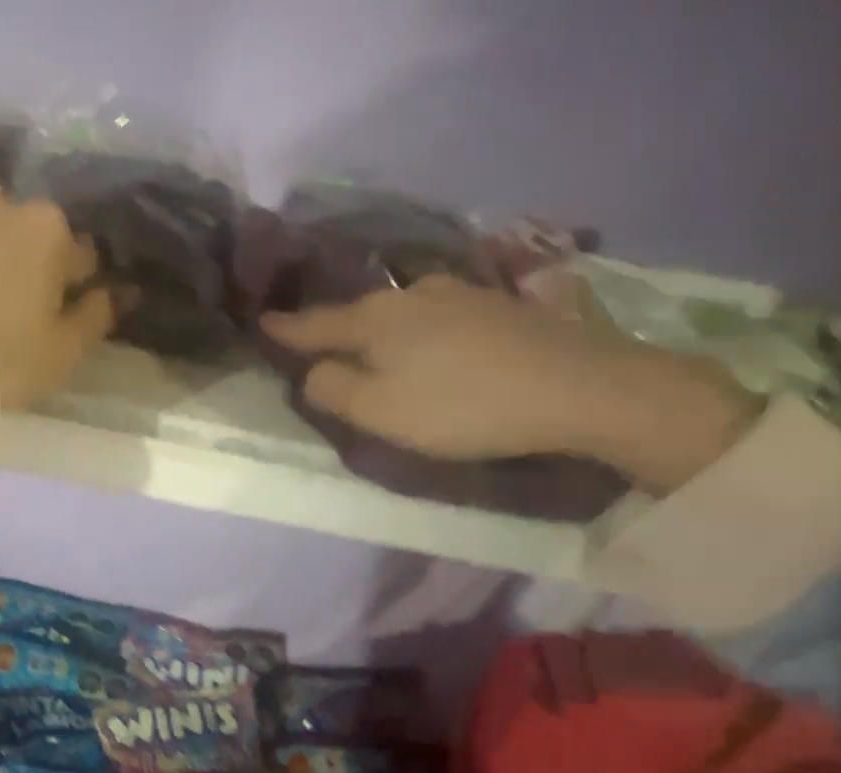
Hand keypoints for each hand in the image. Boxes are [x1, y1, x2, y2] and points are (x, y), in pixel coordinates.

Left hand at [0, 183, 114, 410]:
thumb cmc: (0, 358)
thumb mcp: (62, 352)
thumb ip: (95, 317)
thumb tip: (112, 293)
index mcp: (46, 229)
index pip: (77, 253)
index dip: (71, 284)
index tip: (57, 311)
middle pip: (18, 228)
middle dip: (18, 255)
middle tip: (6, 301)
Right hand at [261, 275, 762, 492]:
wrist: (581, 386)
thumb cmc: (462, 406)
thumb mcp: (379, 411)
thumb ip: (331, 389)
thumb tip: (312, 371)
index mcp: (374, 319)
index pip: (313, 324)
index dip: (283, 330)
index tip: (259, 323)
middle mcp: (412, 295)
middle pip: (358, 313)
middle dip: (333, 327)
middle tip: (315, 342)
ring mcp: (461, 293)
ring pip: (401, 312)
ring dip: (381, 328)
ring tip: (374, 345)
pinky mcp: (500, 305)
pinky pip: (438, 316)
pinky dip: (421, 330)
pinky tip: (431, 344)